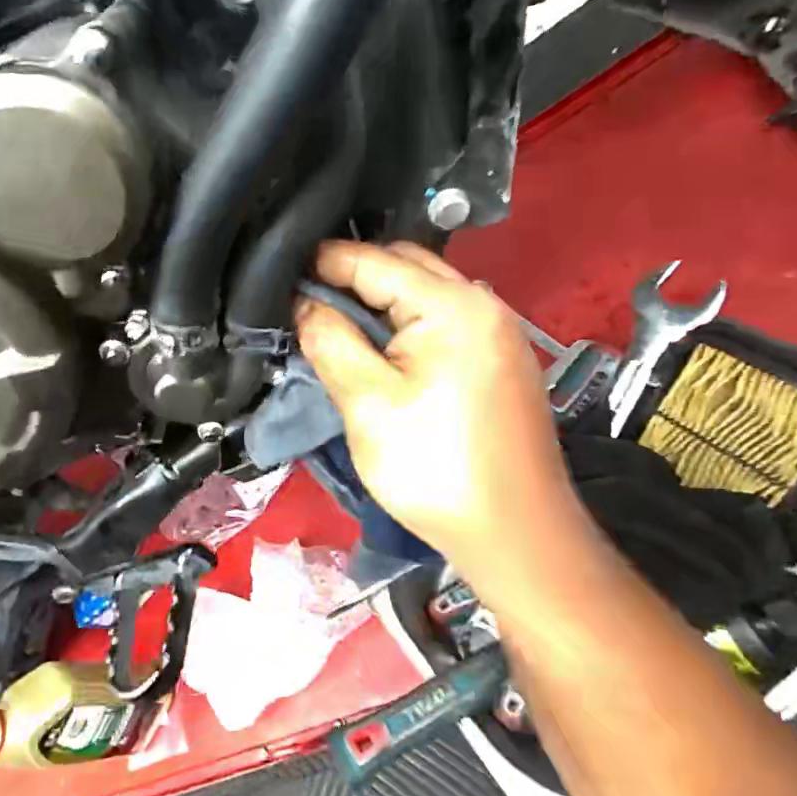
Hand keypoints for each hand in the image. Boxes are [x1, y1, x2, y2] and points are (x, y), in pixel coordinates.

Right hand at [295, 241, 592, 584]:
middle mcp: (483, 304)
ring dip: (379, 303)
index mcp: (453, 305)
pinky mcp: (499, 361)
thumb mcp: (367, 403)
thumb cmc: (435, 468)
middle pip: (404, 267)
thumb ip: (330, 341)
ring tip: (337, 329)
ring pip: (424, 295)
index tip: (280, 276)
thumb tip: (304, 302)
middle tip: (307, 307)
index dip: (322, 263)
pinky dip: (406, 325)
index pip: (374, 260)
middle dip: (352, 278)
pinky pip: (444, 322)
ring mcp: (497, 333)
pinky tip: (381, 354)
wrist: (516, 535)